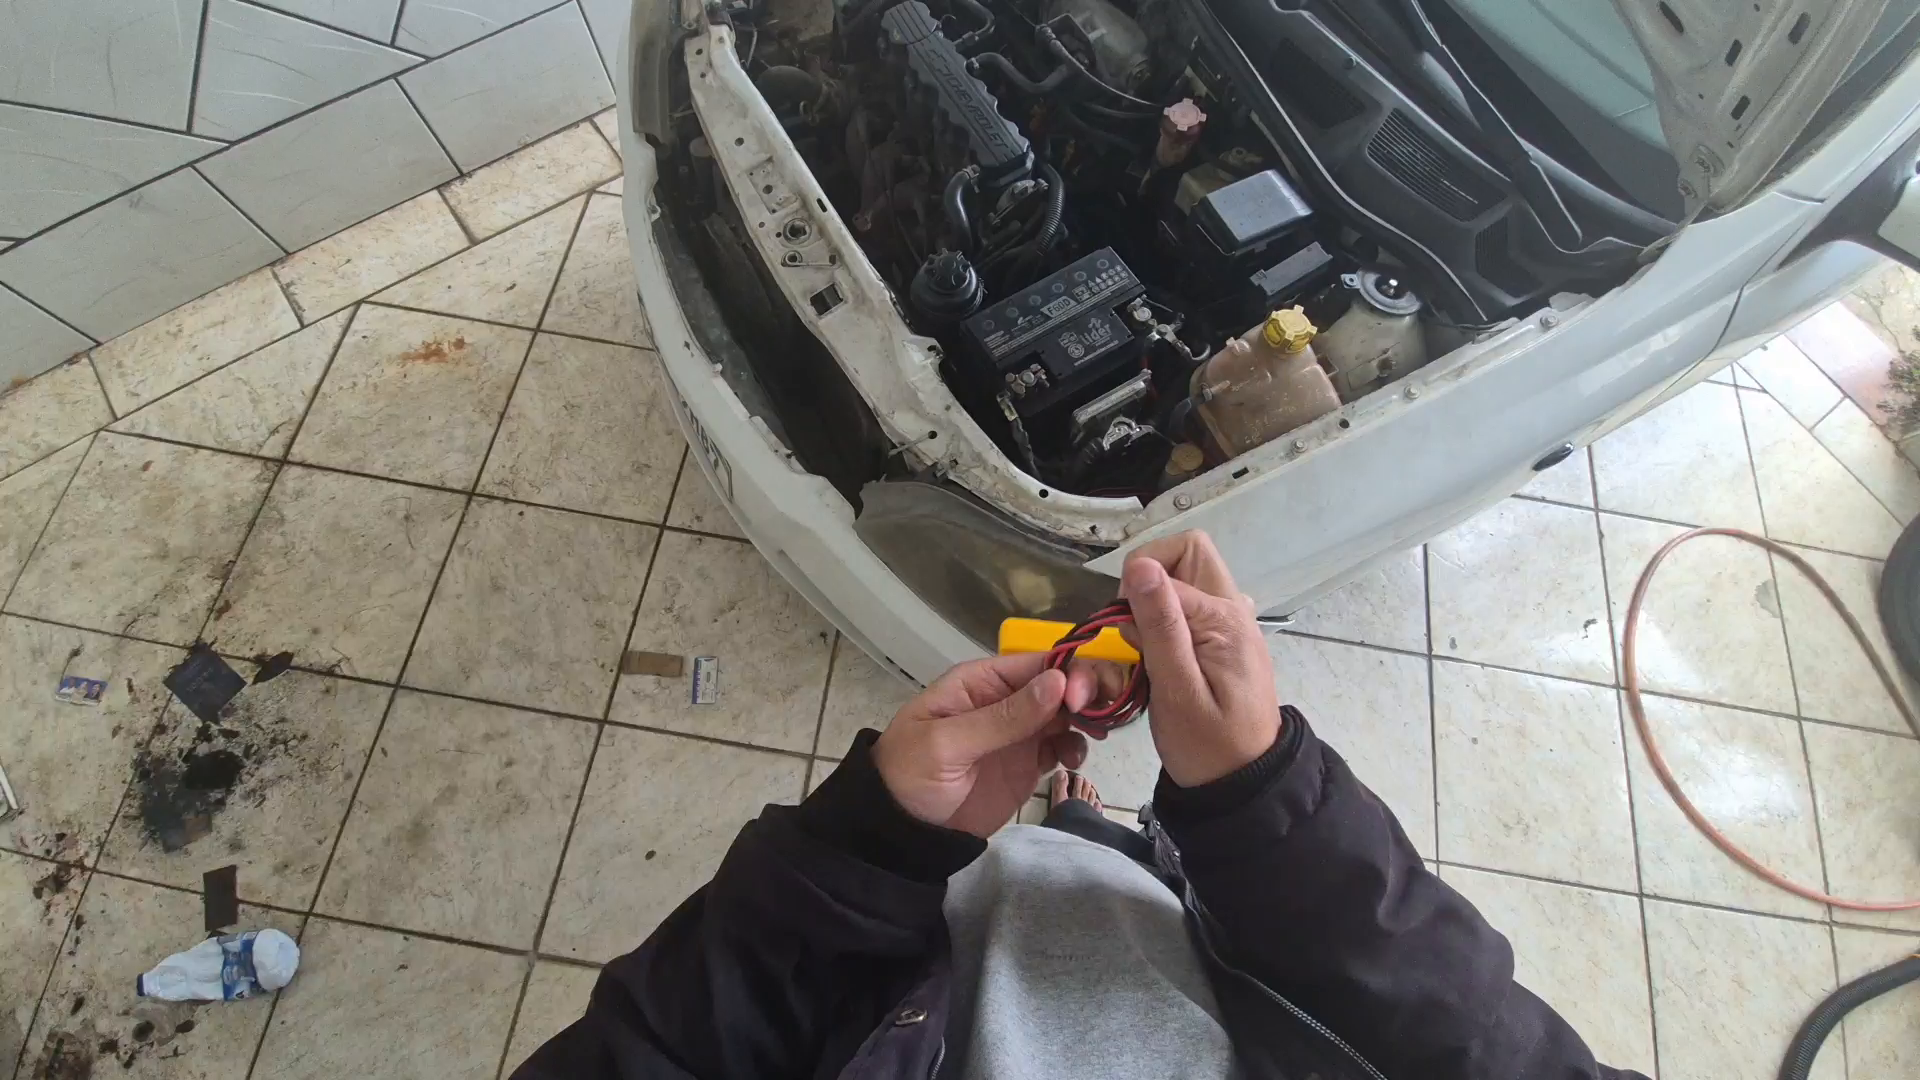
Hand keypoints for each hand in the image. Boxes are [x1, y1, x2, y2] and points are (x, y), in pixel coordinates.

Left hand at [872, 654, 1090, 837]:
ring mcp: (1019, 732)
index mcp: (983, 681)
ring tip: (1098, 736)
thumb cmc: (911, 773)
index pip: (1037, 663)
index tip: (1085, 697)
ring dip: (1089, 718)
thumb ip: (1004, 717)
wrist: (902, 831)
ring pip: (1068, 712)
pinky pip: (1063, 745)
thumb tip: (1059, 682)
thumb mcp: (949, 743)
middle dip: (1088, 690)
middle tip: (1102, 716)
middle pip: (1061, 682)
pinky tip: (1073, 761)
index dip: (1069, 671)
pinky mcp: (1028, 762)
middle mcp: (1007, 699)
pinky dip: (1078, 748)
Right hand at [1119, 530, 1280, 786]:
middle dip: (1146, 579)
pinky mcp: (1217, 638)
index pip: (1163, 567)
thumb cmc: (1208, 746)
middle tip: (1132, 625)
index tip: (1122, 639)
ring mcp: (1226, 622)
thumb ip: (1161, 626)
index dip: (1131, 595)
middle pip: (1185, 553)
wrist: (1243, 787)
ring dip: (1151, 605)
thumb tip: (1140, 565)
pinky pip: (1184, 607)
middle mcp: (1230, 609)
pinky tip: (1155, 658)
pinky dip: (1160, 623)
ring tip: (1143, 651)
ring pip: (1181, 578)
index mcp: (1224, 618)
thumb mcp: (1177, 690)